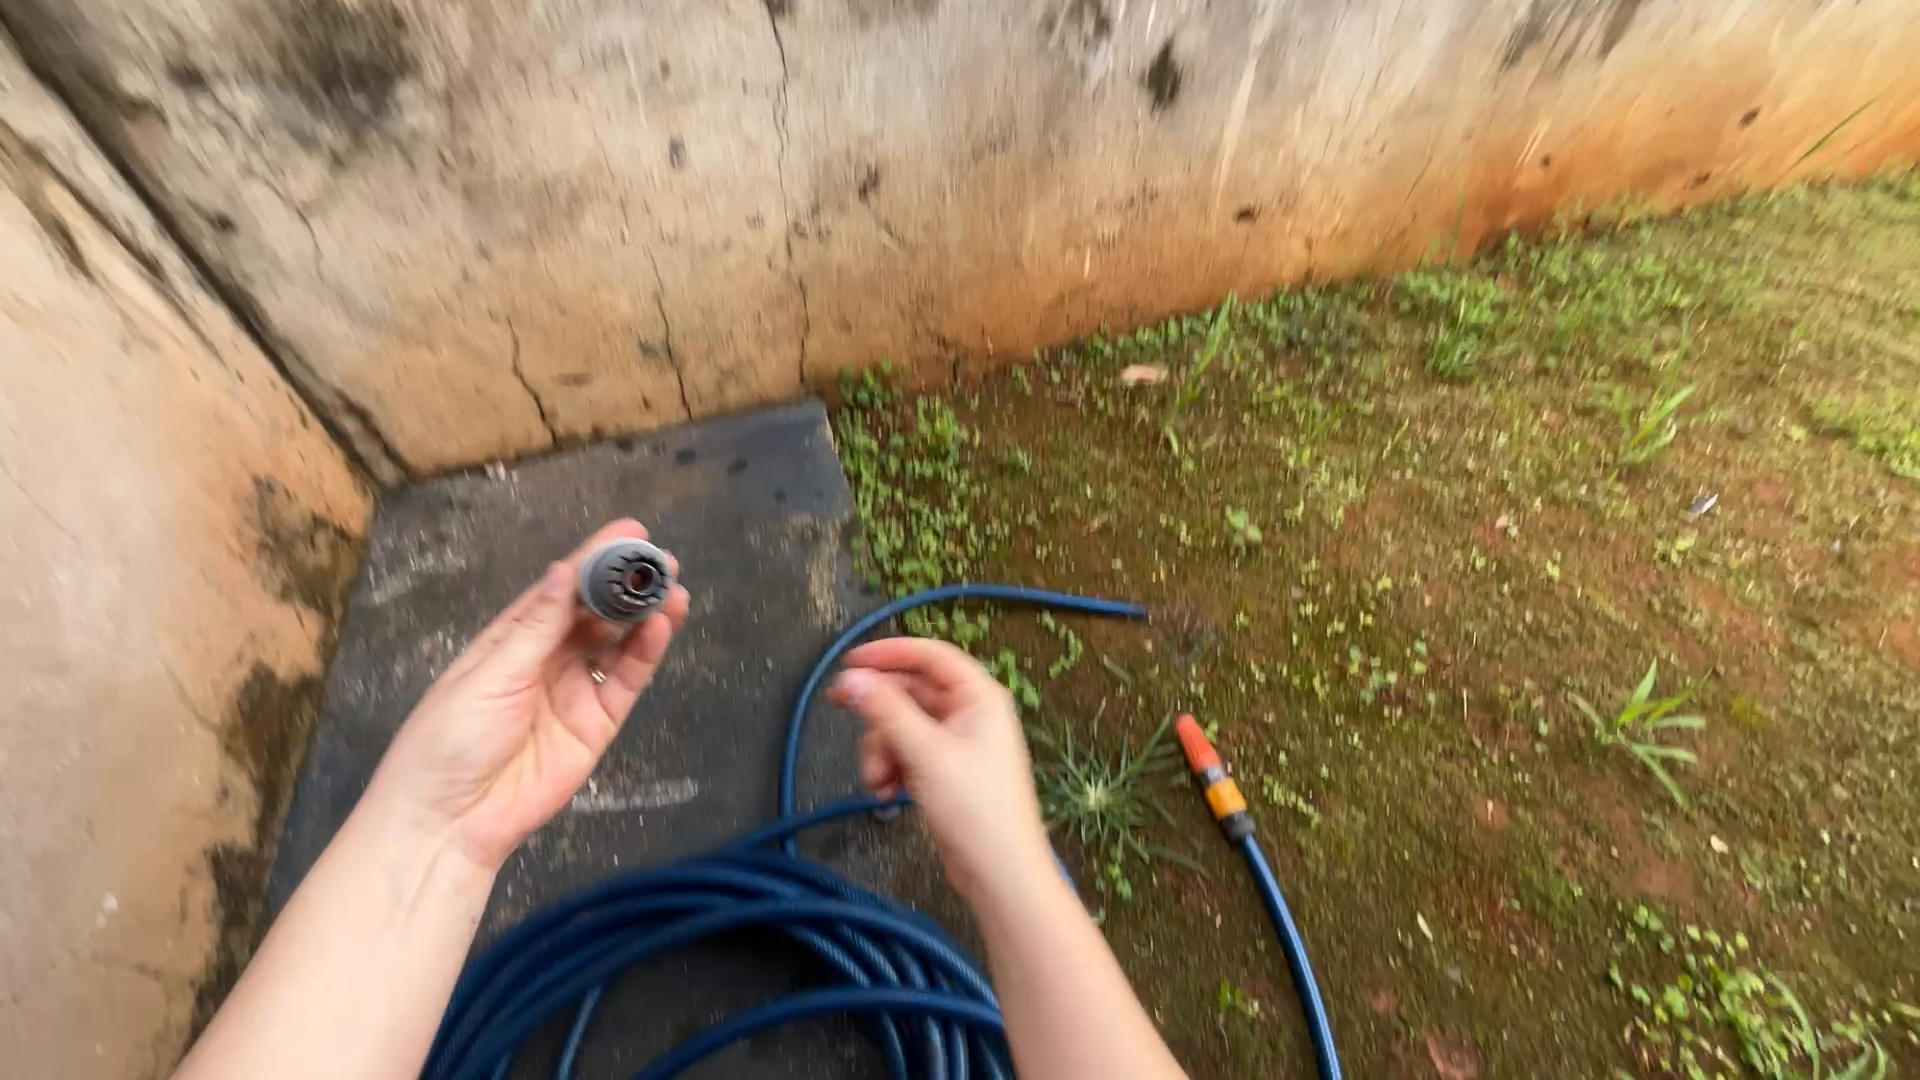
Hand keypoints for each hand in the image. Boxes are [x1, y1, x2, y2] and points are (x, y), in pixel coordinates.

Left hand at [364, 520, 690, 870]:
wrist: (450, 822)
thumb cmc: (449, 740)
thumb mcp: (490, 674)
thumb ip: (537, 626)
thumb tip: (564, 570)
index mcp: (513, 639)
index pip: (561, 589)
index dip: (595, 558)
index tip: (630, 532)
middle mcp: (550, 657)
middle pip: (599, 612)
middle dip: (630, 585)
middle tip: (664, 563)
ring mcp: (577, 689)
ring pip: (621, 643)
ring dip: (648, 616)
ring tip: (674, 593)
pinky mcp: (599, 722)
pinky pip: (628, 680)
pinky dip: (646, 654)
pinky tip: (660, 629)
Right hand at [828, 637, 1052, 900]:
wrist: (999, 874)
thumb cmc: (975, 809)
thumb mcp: (925, 754)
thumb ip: (885, 712)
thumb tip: (851, 679)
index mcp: (978, 696)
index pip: (930, 655)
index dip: (889, 653)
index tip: (851, 661)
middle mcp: (969, 712)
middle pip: (910, 692)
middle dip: (878, 714)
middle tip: (842, 709)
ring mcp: (956, 742)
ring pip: (902, 725)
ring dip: (881, 748)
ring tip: (876, 780)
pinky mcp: (944, 770)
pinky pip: (906, 752)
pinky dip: (891, 767)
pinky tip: (884, 792)